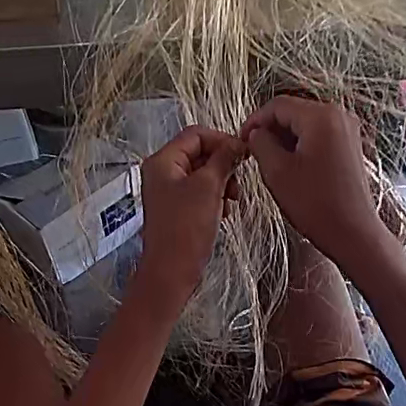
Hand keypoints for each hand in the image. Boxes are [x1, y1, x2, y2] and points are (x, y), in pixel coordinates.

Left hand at [135, 125, 244, 306]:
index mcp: (163, 162)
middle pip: (200, 154)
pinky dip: (215, 199)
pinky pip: (200, 194)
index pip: (196, 135)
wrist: (172, 271)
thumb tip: (237, 144)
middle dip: (223, 165)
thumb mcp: (208, 187)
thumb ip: (223, 160)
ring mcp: (168, 193)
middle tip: (237, 182)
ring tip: (231, 200)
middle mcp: (162, 173)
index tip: (243, 154)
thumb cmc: (185, 229)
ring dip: (222, 183)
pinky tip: (224, 213)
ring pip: (203, 175)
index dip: (222, 140)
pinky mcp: (177, 210)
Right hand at [241, 96, 394, 273]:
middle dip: (271, 130)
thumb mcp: (276, 171)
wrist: (352, 231)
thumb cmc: (316, 204)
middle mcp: (339, 116)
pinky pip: (320, 137)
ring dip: (285, 140)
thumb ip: (260, 144)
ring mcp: (348, 131)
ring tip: (271, 163)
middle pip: (294, 112)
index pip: (278, 105)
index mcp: (320, 117)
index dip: (254, 120)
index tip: (241, 139)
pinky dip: (302, 147)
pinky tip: (292, 169)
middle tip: (253, 153)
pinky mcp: (351, 147)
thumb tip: (256, 133)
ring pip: (306, 125)